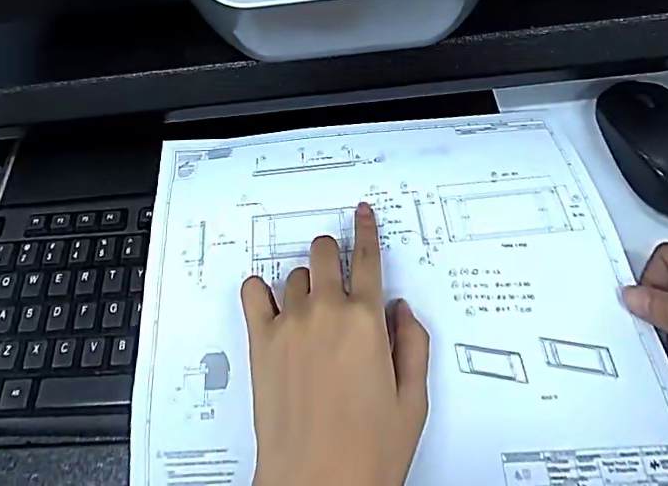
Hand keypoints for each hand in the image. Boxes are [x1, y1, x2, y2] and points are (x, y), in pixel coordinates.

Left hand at [243, 202, 430, 485]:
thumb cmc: (366, 453)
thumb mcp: (412, 401)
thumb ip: (414, 344)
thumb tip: (402, 310)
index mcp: (366, 320)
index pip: (367, 256)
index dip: (366, 229)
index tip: (363, 214)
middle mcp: (327, 311)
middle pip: (325, 251)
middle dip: (334, 254)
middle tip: (337, 273)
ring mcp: (291, 323)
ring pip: (295, 272)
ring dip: (306, 281)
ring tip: (312, 309)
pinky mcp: (261, 341)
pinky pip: (253, 291)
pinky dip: (261, 290)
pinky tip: (272, 303)